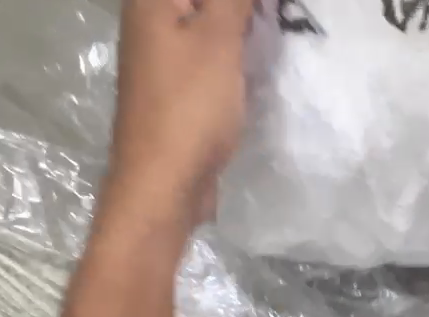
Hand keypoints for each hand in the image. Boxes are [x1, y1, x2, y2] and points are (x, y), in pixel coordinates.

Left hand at [103, 0, 255, 234]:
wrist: (164, 186)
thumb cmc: (190, 108)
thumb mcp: (218, 38)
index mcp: (151, 0)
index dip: (240, 0)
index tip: (273, 9)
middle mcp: (148, 23)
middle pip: (202, 4)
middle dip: (242, 10)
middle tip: (280, 17)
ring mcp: (160, 63)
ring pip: (206, 29)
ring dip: (239, 31)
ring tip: (274, 35)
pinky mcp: (175, 96)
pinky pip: (207, 62)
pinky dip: (231, 61)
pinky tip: (254, 71)